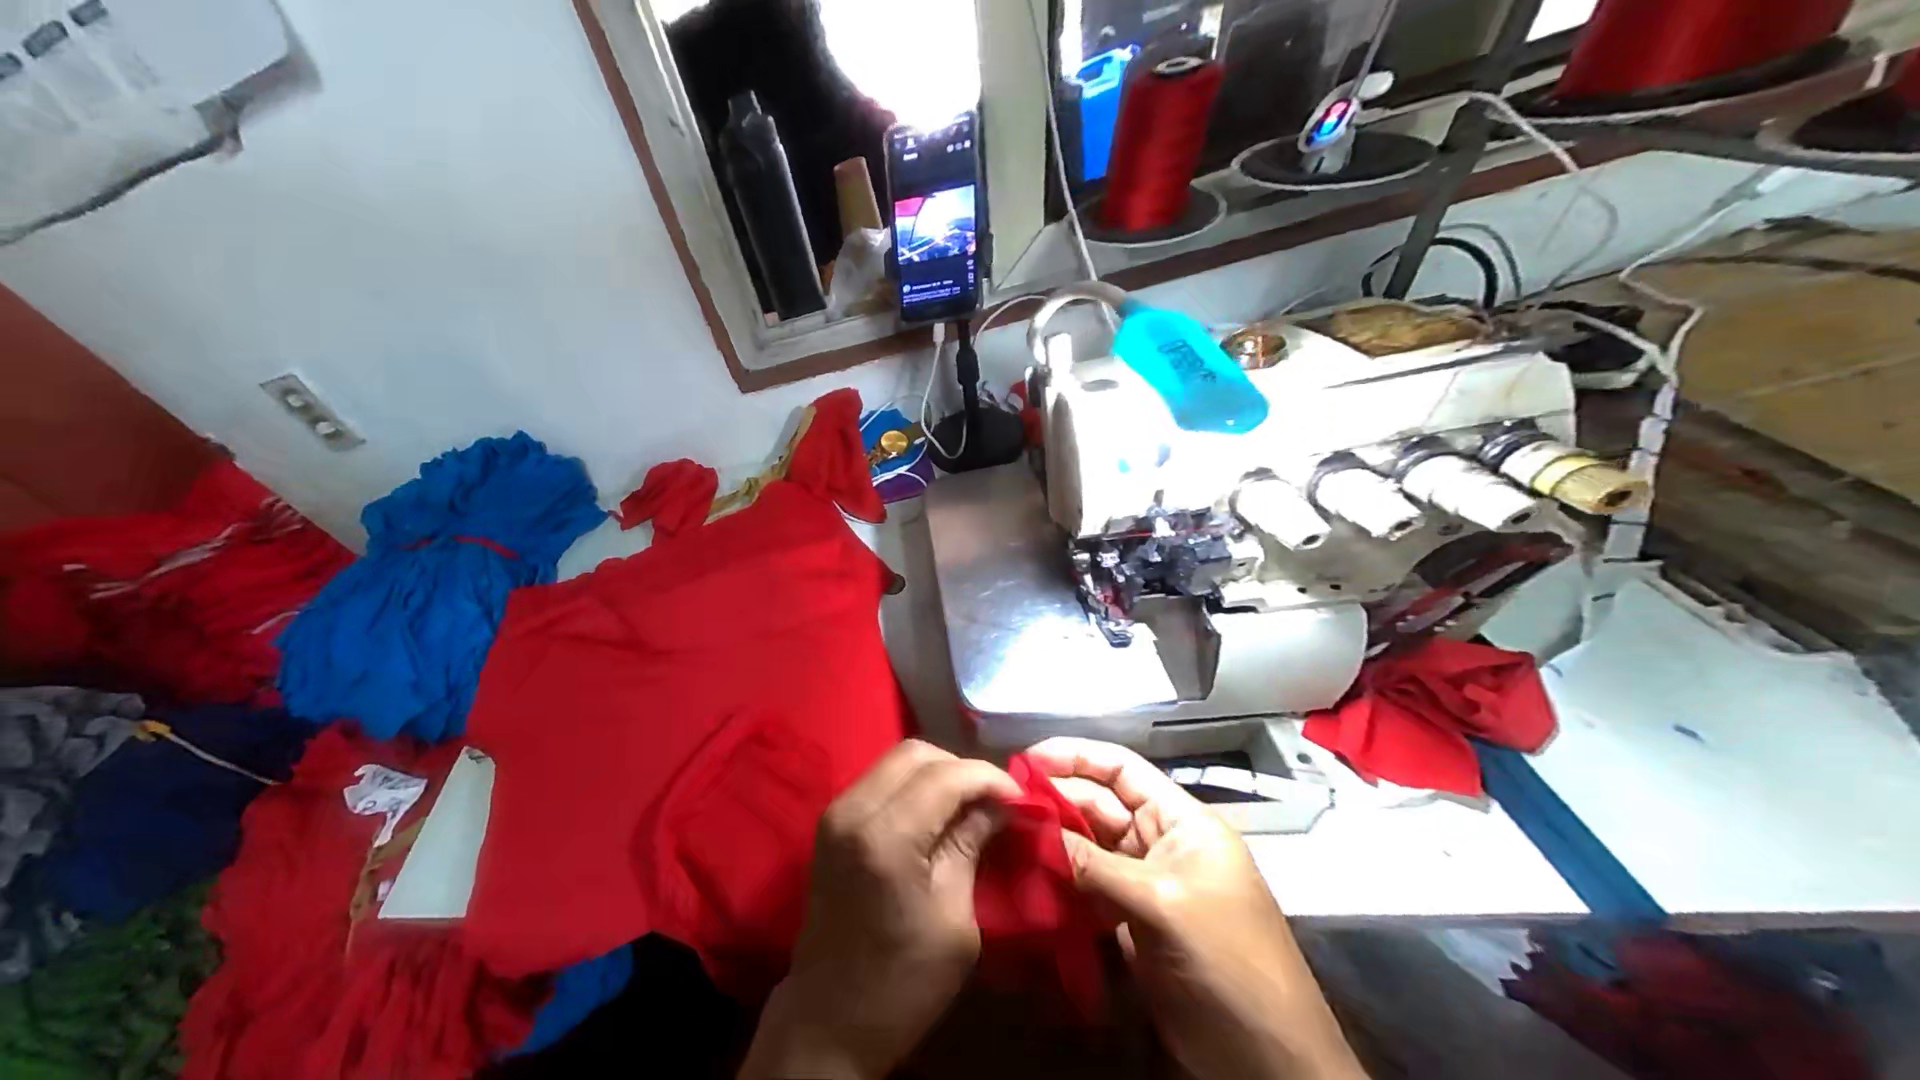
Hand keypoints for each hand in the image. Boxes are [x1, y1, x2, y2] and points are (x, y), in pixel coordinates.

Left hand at [739, 740, 1020, 1079]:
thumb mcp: (955, 920)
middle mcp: (853, 811)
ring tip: (969, 804)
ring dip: (938, 773)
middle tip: (993, 800)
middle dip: (962, 768)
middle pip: (917, 753)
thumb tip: (1000, 804)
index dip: (989, 779)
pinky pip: (881, 780)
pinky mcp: (831, 823)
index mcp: (885, 838)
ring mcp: (835, 813)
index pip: (946, 776)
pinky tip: (937, 812)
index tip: (1020, 798)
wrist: (828, 1021)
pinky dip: (914, 784)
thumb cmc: (901, 982)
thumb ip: (971, 846)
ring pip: (897, 760)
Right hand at [1026, 737, 1366, 1079]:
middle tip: (1003, 810)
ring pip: (1088, 849)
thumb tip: (1030, 832)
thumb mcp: (1162, 904)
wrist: (1265, 1055)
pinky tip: (1026, 884)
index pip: (1122, 769)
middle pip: (1099, 806)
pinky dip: (1061, 886)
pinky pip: (1088, 889)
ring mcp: (1144, 883)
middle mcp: (1160, 842)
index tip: (1025, 761)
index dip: (1075, 757)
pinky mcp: (1131, 921)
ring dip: (1052, 846)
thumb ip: (1094, 867)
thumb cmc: (1227, 959)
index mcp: (1180, 820)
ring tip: (1004, 843)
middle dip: (1055, 803)